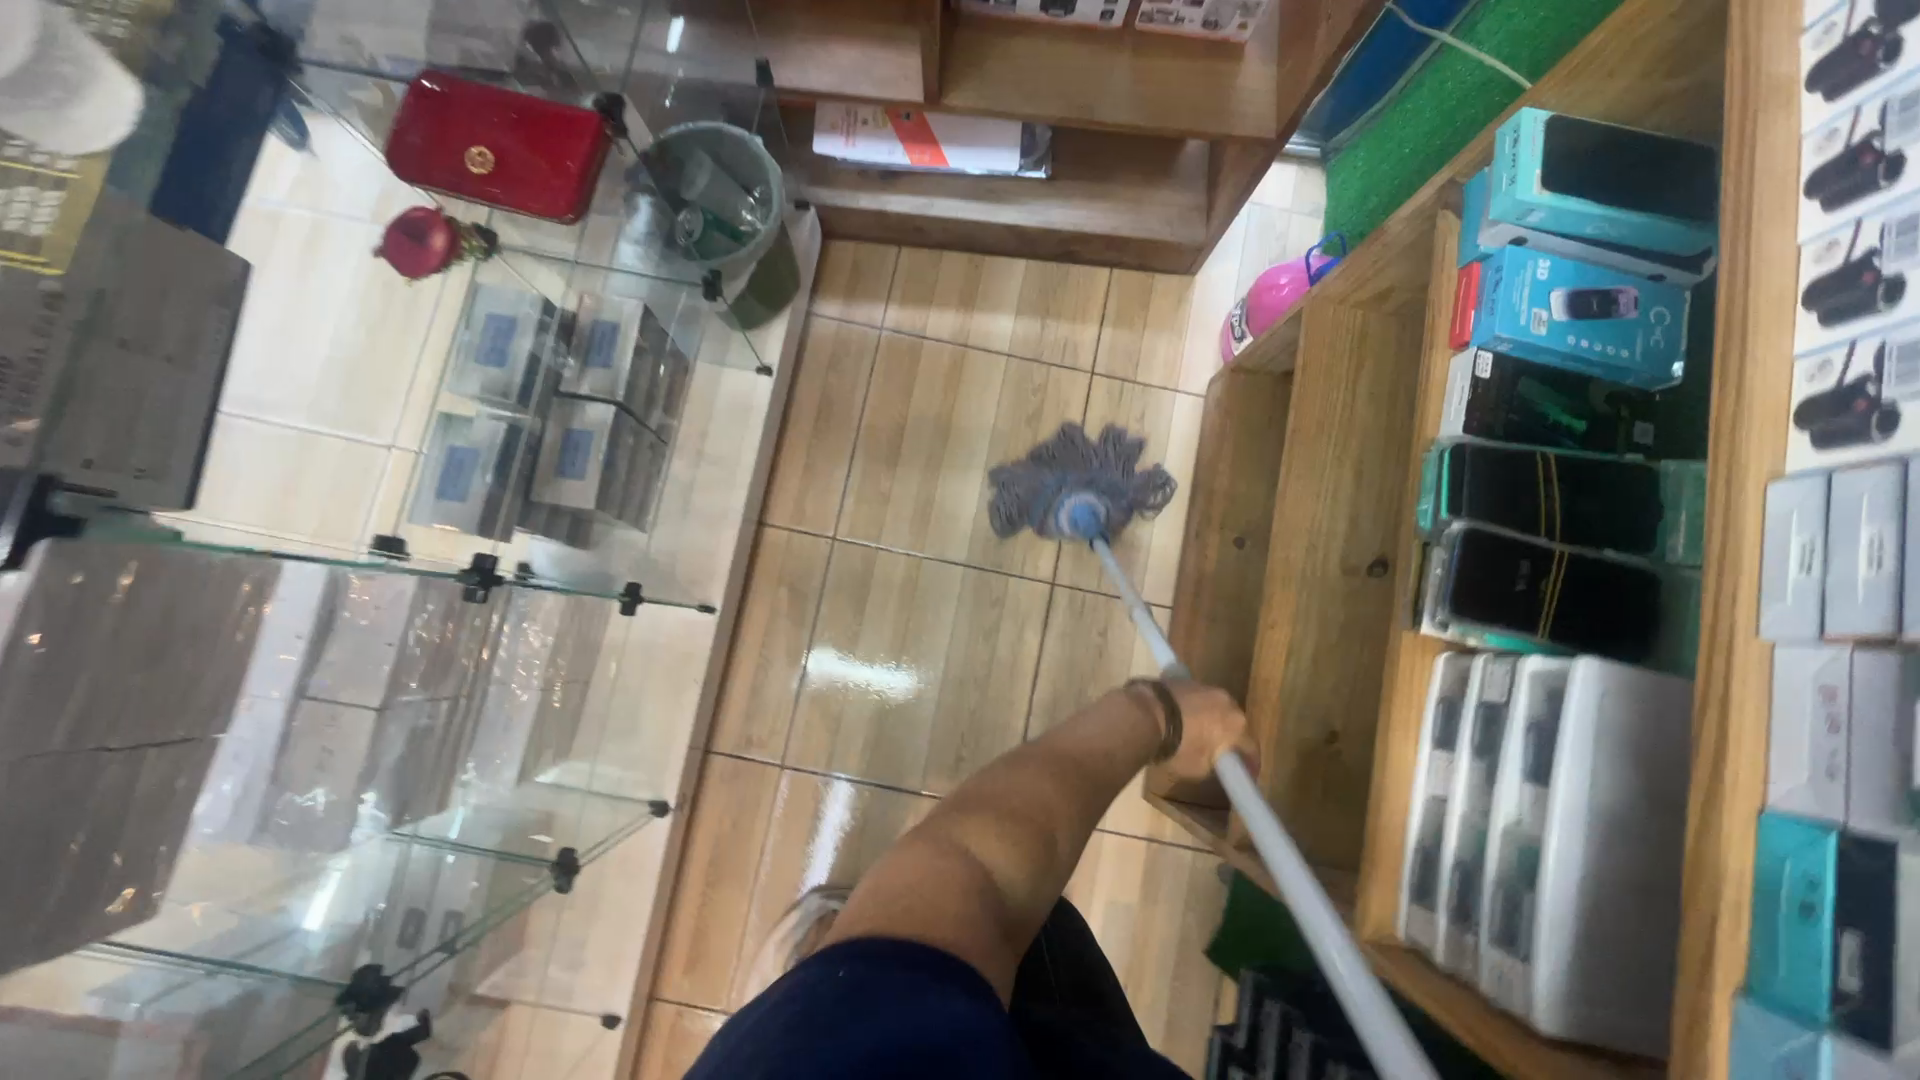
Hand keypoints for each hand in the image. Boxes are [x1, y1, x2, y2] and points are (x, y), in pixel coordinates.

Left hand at [1137, 679, 1258, 781]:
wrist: (1145, 715)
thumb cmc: (1178, 747)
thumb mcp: (1199, 768)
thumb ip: (1212, 762)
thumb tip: (1211, 758)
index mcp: (1237, 724)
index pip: (1250, 747)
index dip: (1249, 763)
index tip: (1246, 774)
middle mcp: (1226, 700)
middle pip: (1231, 721)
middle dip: (1227, 736)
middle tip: (1217, 750)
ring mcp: (1204, 685)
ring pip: (1212, 706)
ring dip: (1207, 718)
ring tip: (1193, 732)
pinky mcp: (1182, 679)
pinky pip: (1192, 697)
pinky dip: (1188, 708)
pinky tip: (1177, 717)